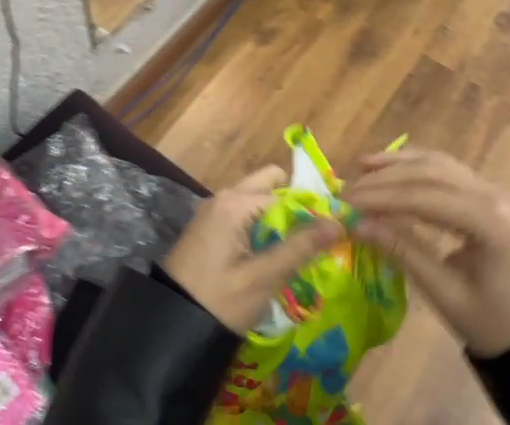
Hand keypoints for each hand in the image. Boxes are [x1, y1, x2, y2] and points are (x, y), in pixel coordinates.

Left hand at [160, 165, 343, 333]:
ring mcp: (213, 210)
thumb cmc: (220, 301)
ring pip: (257, 200)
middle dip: (294, 205)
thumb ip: (300, 247)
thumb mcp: (263, 278)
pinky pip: (243, 214)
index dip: (311, 210)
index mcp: (235, 203)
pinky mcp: (209, 227)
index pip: (286, 193)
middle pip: (269, 184)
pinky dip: (260, 226)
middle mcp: (224, 196)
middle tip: (312, 238)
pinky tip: (272, 255)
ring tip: (297, 249)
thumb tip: (338, 222)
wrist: (170, 324)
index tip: (331, 233)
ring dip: (278, 218)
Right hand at [342, 149, 509, 357]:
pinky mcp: (489, 195)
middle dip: (385, 178)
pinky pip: (448, 171)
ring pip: (439, 163)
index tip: (346, 202)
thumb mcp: (445, 294)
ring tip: (362, 167)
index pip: (426, 196)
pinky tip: (392, 168)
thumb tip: (358, 224)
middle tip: (347, 189)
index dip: (382, 196)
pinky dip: (417, 167)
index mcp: (491, 222)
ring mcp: (495, 191)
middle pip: (431, 173)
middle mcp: (495, 195)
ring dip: (399, 164)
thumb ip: (403, 251)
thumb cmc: (493, 323)